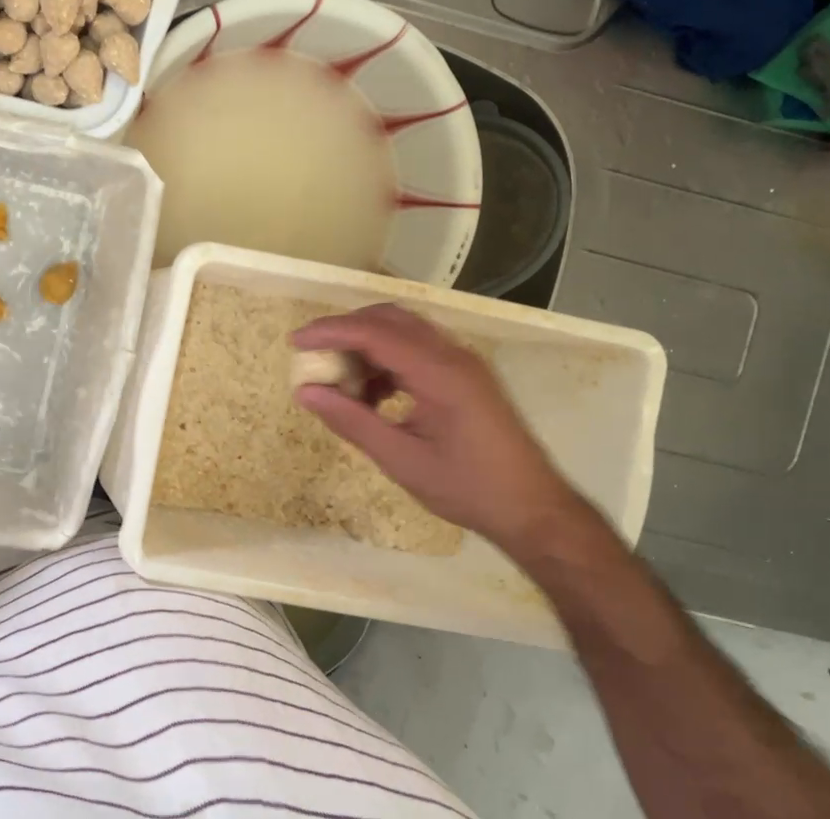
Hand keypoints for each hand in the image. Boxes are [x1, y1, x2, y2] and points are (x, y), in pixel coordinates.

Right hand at [291, 304, 585, 551]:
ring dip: (366, 346)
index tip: (295, 342)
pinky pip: (417, 351)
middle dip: (346, 330)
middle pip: (390, 319)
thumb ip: (351, 421)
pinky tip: (372, 397)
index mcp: (440, 373)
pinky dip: (385, 361)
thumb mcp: (401, 459)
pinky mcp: (465, 377)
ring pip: (403, 332)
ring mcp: (463, 364)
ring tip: (340, 383)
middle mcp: (453, 356)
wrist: (534, 510)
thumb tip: (305, 392)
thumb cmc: (468, 488)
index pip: (375, 332)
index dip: (330, 331)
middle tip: (313, 354)